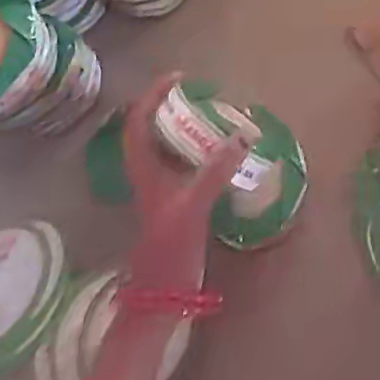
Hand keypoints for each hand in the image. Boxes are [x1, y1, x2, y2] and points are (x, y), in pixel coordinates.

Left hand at [122, 72, 254, 289]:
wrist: (160, 301)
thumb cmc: (169, 252)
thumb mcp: (192, 209)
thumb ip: (215, 172)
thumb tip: (241, 136)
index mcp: (145, 171)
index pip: (138, 122)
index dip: (153, 96)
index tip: (178, 78)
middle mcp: (149, 175)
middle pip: (149, 130)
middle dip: (169, 106)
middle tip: (198, 93)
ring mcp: (161, 190)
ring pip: (166, 147)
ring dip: (182, 127)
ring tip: (210, 114)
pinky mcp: (175, 203)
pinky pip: (183, 164)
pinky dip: (197, 150)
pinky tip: (220, 153)